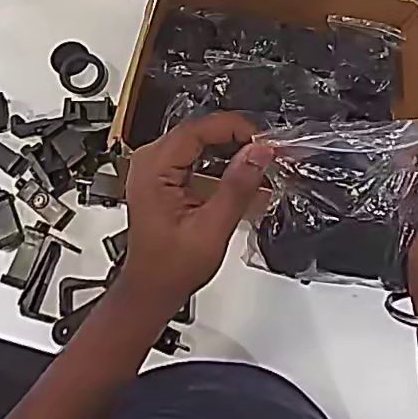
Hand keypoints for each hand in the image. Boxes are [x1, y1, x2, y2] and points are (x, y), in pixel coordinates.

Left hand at [113, 112, 272, 318]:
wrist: (151, 290)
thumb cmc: (169, 268)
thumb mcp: (211, 229)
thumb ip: (237, 187)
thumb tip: (258, 153)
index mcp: (154, 168)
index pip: (199, 129)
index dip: (235, 128)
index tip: (262, 139)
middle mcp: (150, 161)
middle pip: (201, 131)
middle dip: (238, 138)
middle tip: (266, 151)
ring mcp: (157, 167)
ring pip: (202, 141)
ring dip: (233, 150)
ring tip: (260, 164)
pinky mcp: (166, 175)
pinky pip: (198, 156)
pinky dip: (223, 163)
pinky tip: (243, 177)